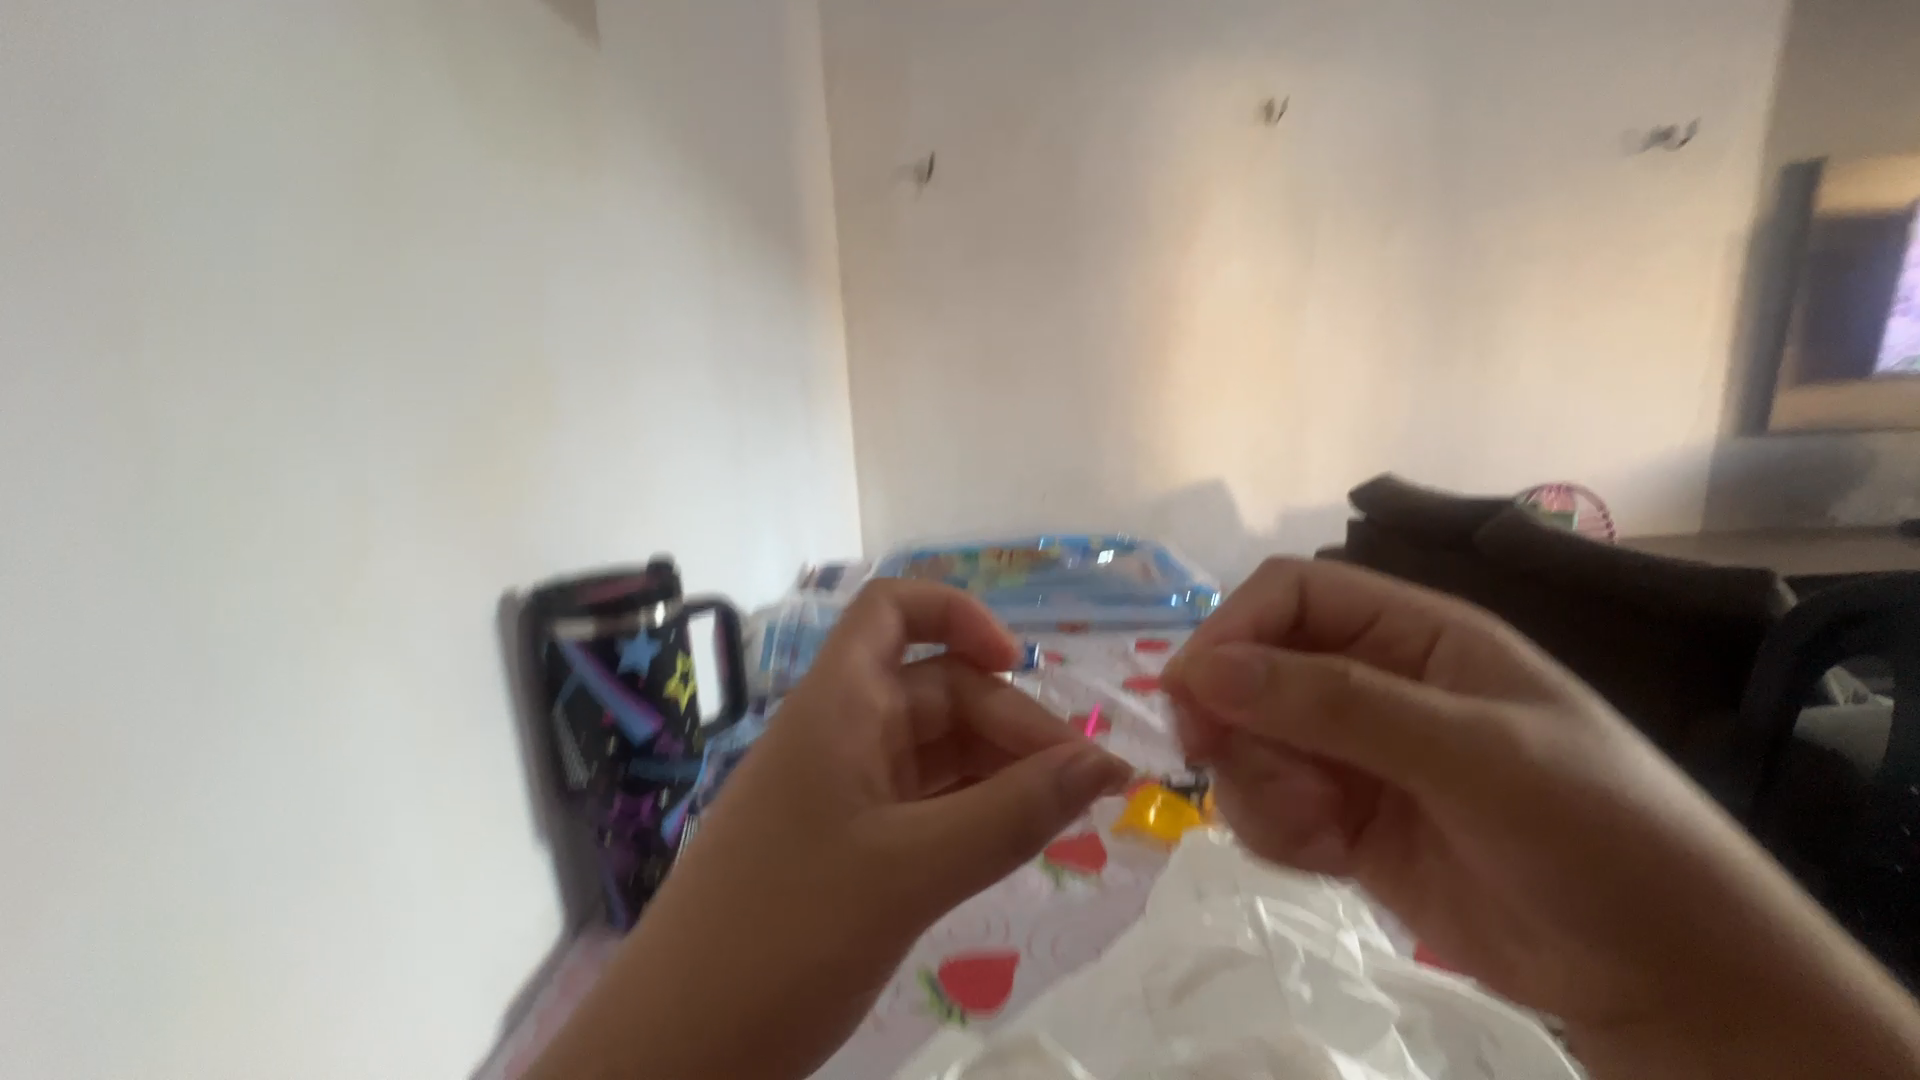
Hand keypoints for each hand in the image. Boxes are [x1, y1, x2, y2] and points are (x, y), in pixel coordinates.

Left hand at [527, 581, 1131, 1079]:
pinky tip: (1020, 839)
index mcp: (838, 704)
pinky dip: (977, 810)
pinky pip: (929, 802)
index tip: (1018, 664)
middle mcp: (842, 730)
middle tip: (1087, 785)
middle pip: (940, 689)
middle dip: (1013, 723)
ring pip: (940, 750)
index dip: (958, 615)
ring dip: (1003, 771)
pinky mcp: (851, 842)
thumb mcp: (912, 871)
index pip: (893, 610)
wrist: (678, 1048)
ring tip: (1068, 814)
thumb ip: (1014, 814)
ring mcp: (845, 788)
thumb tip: (1105, 763)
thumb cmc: (786, 935)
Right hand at [1163, 558, 1919, 1079]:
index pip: (1290, 593)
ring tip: (1316, 829)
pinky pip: (1263, 803)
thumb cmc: (1594, 834)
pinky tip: (1325, 858)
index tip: (1189, 691)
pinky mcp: (1339, 818)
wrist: (1663, 978)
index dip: (1231, 629)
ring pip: (1245, 740)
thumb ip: (1335, 705)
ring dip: (1256, 783)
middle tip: (1218, 761)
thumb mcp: (1472, 754)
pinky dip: (1272, 829)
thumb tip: (1201, 670)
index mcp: (1412, 634)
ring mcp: (1351, 753)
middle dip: (1231, 718)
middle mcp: (1371, 682)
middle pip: (1250, 667)